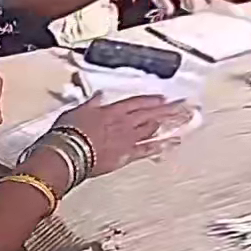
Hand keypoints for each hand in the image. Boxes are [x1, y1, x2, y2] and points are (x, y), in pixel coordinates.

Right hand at [53, 92, 193, 175]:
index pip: (136, 102)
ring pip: (153, 128)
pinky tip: (174, 142)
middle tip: (184, 104)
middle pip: (150, 113)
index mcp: (112, 110)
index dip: (149, 100)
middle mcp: (124, 122)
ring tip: (183, 118)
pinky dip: (162, 145)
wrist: (66, 152)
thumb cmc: (68, 133)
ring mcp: (127, 138)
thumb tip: (98, 96)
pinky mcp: (126, 155)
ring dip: (169, 122)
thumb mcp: (76, 112)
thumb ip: (91, 104)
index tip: (162, 98)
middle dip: (168, 108)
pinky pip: (148, 149)